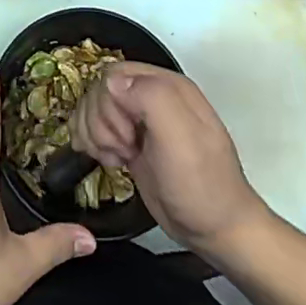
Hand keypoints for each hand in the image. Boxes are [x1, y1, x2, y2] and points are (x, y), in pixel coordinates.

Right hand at [69, 61, 273, 255]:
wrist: (213, 229)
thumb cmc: (201, 186)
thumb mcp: (182, 138)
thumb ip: (151, 98)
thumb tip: (112, 82)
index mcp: (169, 86)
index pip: (115, 74)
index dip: (110, 103)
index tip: (127, 135)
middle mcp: (153, 96)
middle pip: (101, 90)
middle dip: (101, 122)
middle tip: (125, 148)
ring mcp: (140, 119)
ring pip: (93, 107)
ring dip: (95, 133)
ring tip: (117, 156)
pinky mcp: (130, 139)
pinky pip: (94, 126)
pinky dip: (92, 143)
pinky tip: (110, 160)